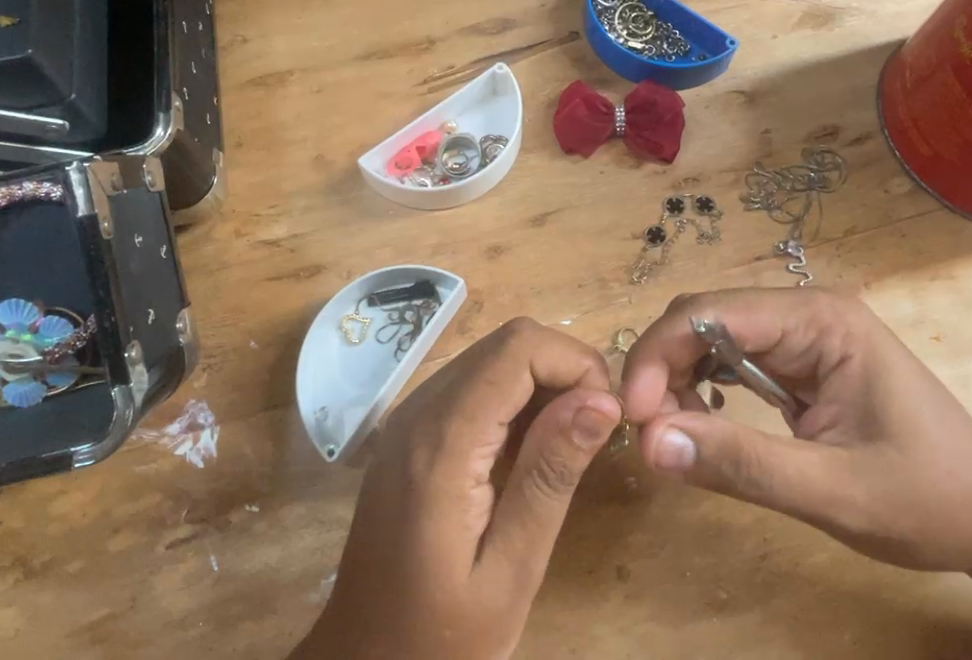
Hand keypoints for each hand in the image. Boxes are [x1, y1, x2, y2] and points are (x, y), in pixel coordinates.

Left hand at [294, 317, 623, 659]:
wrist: (363, 658)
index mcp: (442, 440)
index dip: (575, 364)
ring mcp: (409, 416)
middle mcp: (419, 410)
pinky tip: (529, 453)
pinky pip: (472, 385)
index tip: (608, 418)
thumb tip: (601, 400)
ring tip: (568, 447)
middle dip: (563, 370)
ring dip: (541, 383)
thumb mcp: (510, 569)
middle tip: (594, 434)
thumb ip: (550, 476)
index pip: (518, 348)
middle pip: (505, 343)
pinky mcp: (410, 430)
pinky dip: (513, 399)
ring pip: (490, 358)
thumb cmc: (441, 633)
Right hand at [619, 288, 971, 572]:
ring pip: (710, 339)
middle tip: (648, 434)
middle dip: (663, 369)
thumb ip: (742, 465)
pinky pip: (731, 363)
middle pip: (704, 320)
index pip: (711, 313)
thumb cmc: (930, 503)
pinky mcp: (800, 364)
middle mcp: (807, 314)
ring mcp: (804, 337)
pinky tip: (703, 427)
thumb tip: (649, 444)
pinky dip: (702, 392)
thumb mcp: (836, 492)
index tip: (633, 417)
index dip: (659, 355)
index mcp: (822, 320)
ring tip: (674, 436)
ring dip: (678, 381)